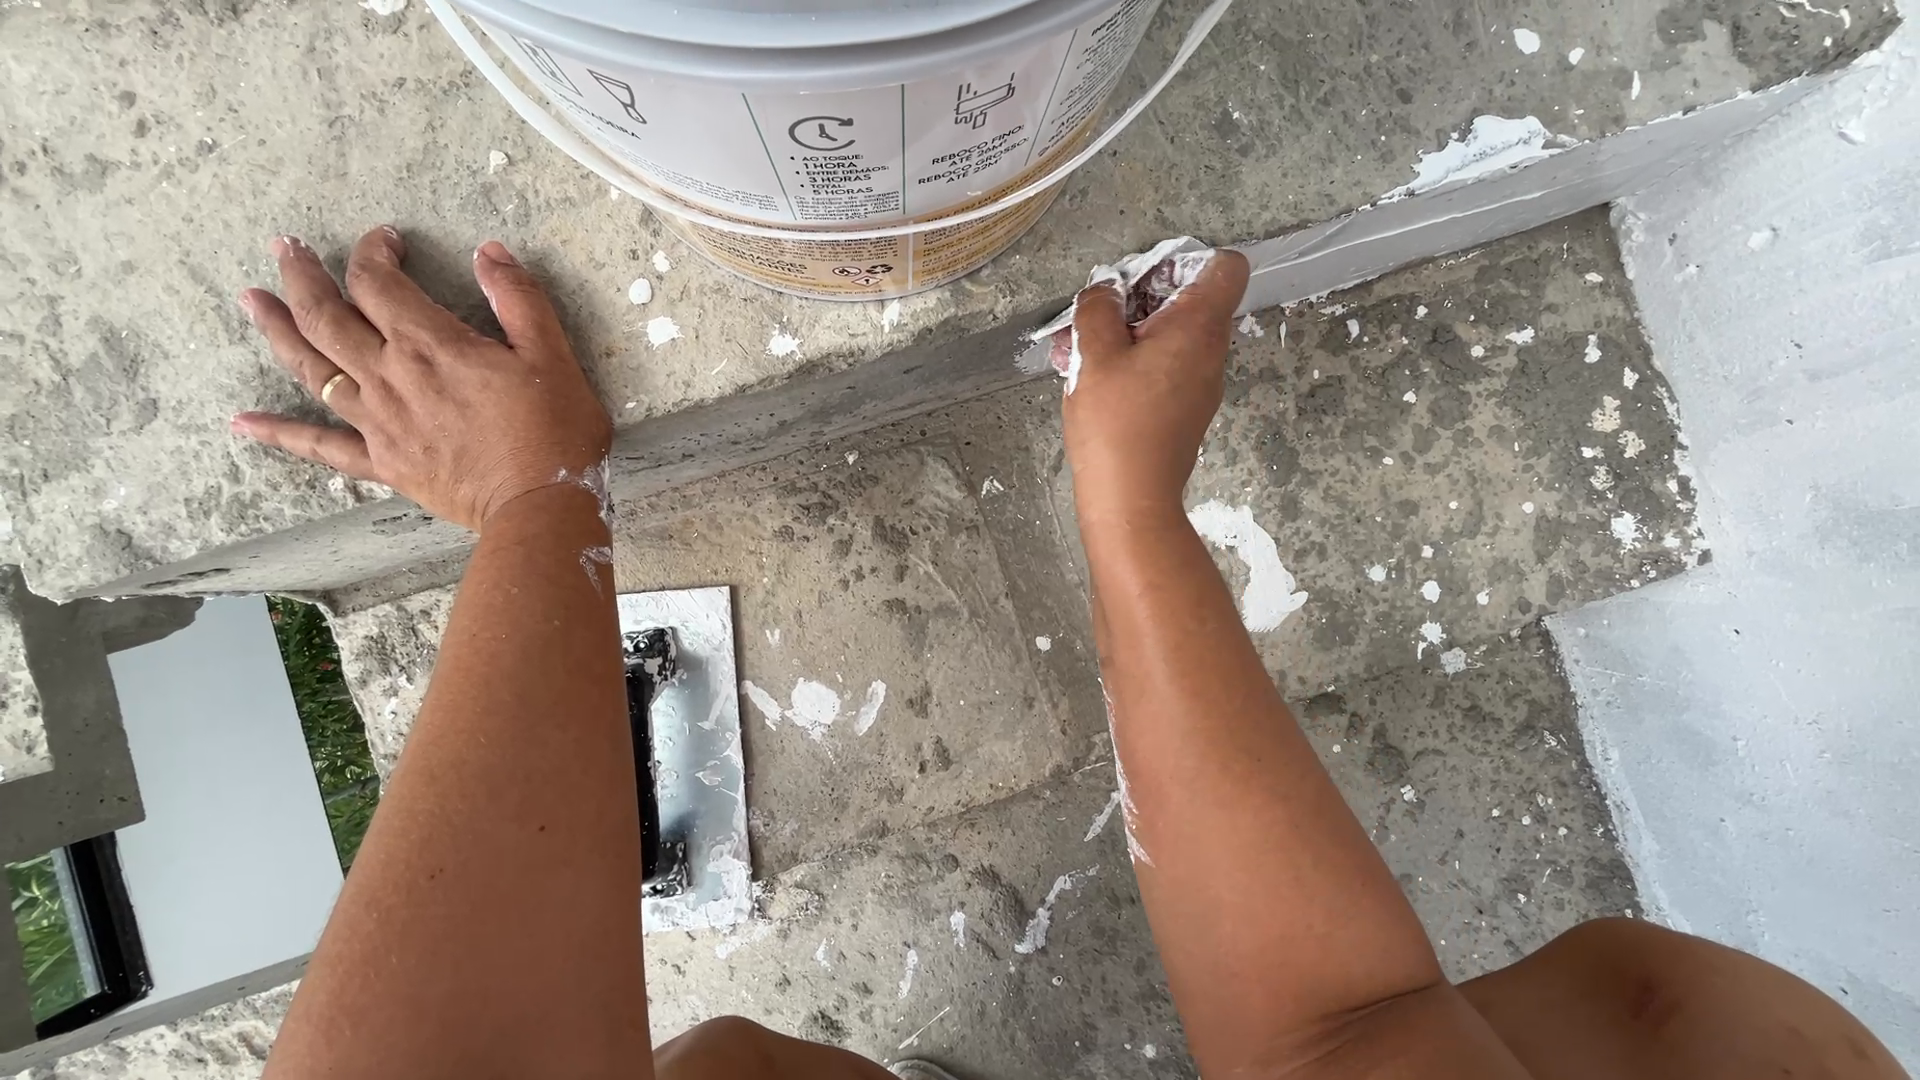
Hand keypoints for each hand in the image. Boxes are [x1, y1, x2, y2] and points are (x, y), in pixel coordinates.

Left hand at [231, 228, 612, 531]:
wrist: (540, 505)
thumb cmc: (555, 432)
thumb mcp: (555, 358)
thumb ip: (520, 300)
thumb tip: (489, 251)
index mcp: (431, 346)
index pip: (379, 283)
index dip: (373, 252)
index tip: (385, 239)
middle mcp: (391, 376)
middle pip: (326, 316)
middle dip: (303, 276)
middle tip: (286, 249)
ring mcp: (379, 421)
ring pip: (312, 367)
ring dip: (277, 329)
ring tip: (253, 300)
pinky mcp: (384, 462)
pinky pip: (322, 446)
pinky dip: (281, 433)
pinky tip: (245, 424)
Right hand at [1060, 249, 1249, 523]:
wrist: (1130, 498)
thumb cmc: (1115, 424)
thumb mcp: (1094, 354)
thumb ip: (1097, 308)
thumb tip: (1104, 291)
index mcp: (1199, 327)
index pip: (1225, 265)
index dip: (1183, 259)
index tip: (1139, 280)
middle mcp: (1211, 351)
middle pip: (1187, 299)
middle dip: (1136, 299)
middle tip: (1092, 317)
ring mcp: (1200, 383)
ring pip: (1166, 336)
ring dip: (1122, 334)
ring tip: (1074, 351)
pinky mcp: (1183, 408)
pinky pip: (1161, 367)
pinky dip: (1129, 362)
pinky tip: (1087, 378)